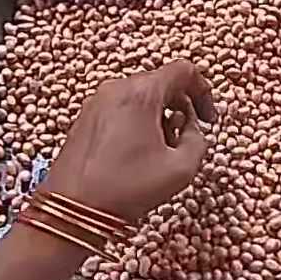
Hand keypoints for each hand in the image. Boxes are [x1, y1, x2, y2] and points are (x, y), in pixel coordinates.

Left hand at [43, 61, 215, 221]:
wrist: (73, 208)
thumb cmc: (124, 188)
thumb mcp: (181, 169)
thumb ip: (198, 141)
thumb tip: (193, 130)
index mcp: (141, 93)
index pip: (183, 71)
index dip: (204, 93)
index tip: (207, 119)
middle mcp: (116, 89)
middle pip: (160, 83)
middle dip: (180, 108)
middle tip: (185, 139)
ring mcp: (95, 103)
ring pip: (139, 98)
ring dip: (158, 118)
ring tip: (159, 152)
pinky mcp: (84, 120)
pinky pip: (119, 110)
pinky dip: (136, 124)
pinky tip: (136, 155)